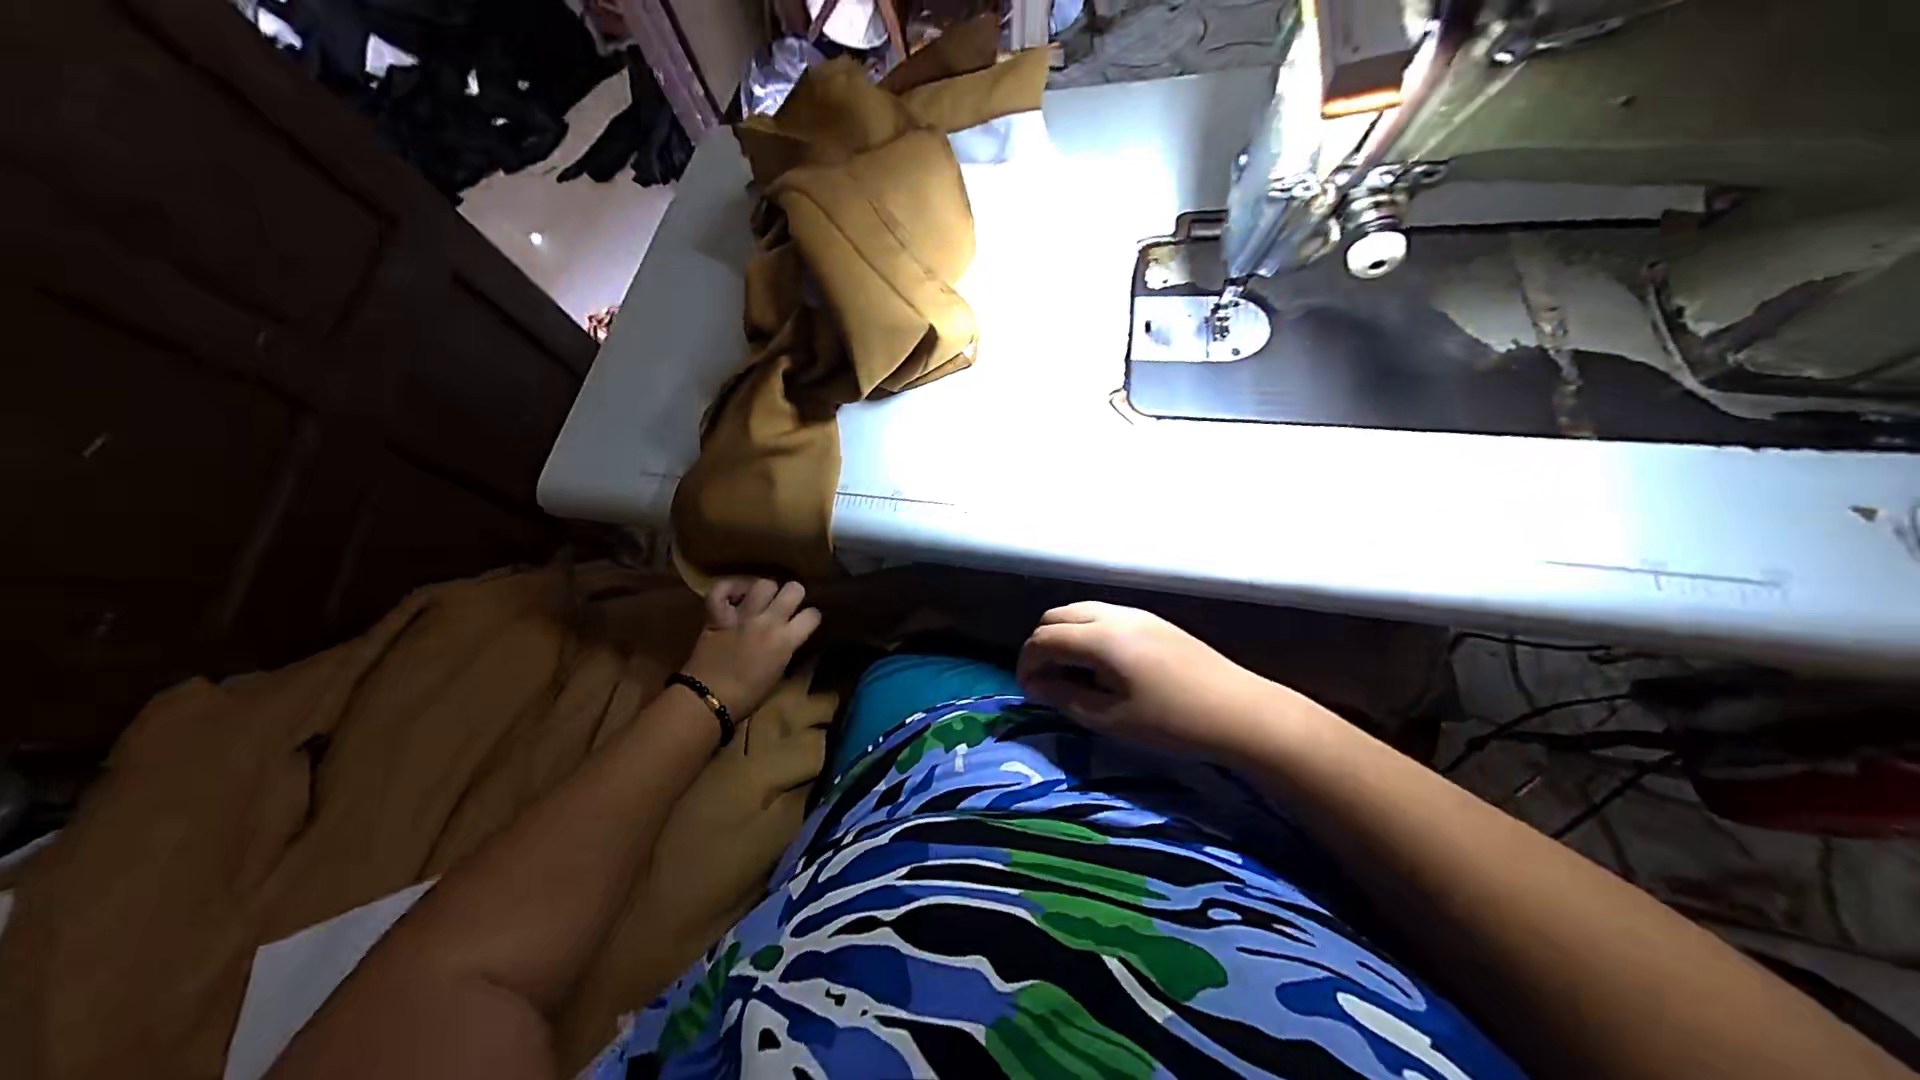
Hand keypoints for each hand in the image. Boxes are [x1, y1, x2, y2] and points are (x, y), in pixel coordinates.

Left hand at [681, 578, 821, 718]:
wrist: (708, 700)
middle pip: (793, 589)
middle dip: (793, 595)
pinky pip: (722, 589)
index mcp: (786, 642)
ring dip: (765, 590)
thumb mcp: (778, 674)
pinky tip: (735, 596)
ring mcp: (742, 617)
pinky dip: (728, 588)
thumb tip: (790, 637)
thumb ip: (787, 649)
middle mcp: (768, 623)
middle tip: (785, 605)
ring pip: (763, 584)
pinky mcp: (717, 616)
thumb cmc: (747, 696)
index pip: (812, 615)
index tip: (804, 621)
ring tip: (760, 600)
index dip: (810, 617)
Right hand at [1016, 601, 1282, 757]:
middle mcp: (1114, 615)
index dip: (1026, 663)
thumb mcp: (1111, 718)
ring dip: (1063, 635)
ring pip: (1080, 611)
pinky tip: (1098, 663)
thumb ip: (1066, 697)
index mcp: (1100, 638)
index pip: (1044, 638)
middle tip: (1044, 681)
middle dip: (1040, 645)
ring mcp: (1136, 613)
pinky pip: (1103, 614)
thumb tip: (1036, 686)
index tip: (1027, 692)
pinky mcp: (1152, 620)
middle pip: (1056, 616)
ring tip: (1069, 673)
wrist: (1240, 712)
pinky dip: (1086, 631)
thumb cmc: (1172, 722)